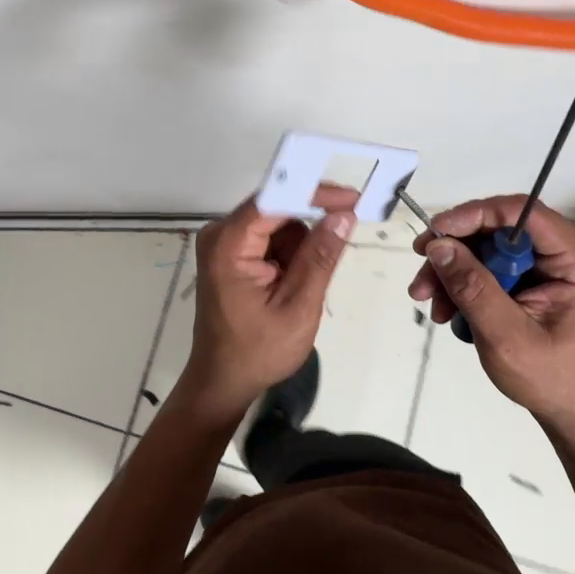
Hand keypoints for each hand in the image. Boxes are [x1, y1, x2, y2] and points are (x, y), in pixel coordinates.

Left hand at [178, 186, 357, 425]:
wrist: (224, 380)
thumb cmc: (258, 351)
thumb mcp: (298, 306)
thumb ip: (320, 257)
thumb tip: (344, 215)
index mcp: (228, 244)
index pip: (275, 198)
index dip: (314, 193)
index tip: (353, 197)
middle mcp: (221, 234)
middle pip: (277, 209)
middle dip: (310, 228)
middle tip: (335, 253)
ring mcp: (225, 244)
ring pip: (279, 225)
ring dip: (301, 249)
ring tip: (301, 288)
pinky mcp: (233, 255)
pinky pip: (272, 240)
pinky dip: (291, 258)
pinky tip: (291, 286)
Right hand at [407, 196, 574, 421]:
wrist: (569, 408)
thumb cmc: (548, 378)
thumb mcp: (505, 335)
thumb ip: (473, 288)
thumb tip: (439, 246)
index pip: (523, 214)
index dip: (474, 216)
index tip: (434, 235)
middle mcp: (569, 253)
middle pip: (499, 229)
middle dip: (455, 251)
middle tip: (423, 278)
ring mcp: (550, 264)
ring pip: (487, 246)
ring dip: (452, 270)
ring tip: (429, 301)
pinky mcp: (534, 277)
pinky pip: (489, 264)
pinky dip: (463, 282)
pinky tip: (447, 307)